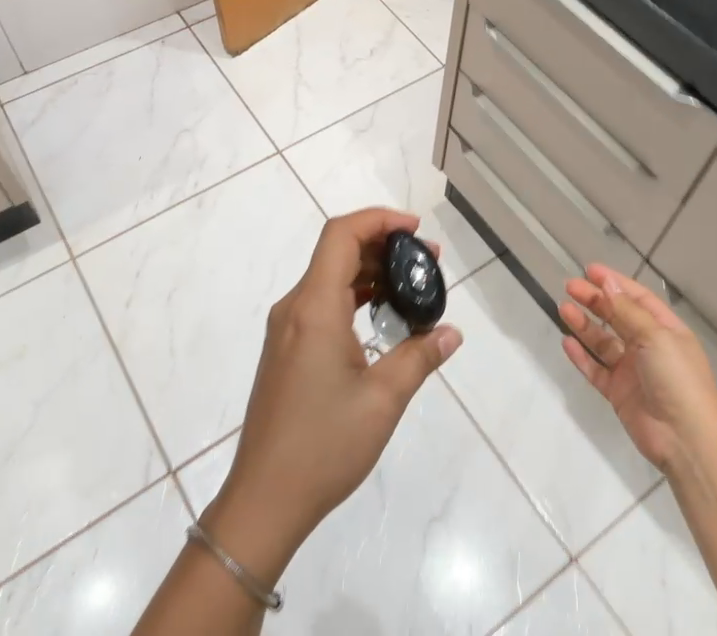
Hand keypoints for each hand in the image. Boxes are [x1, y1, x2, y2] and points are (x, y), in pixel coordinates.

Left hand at [206, 208, 463, 568]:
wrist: (266, 497)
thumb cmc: (325, 445)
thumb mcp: (383, 399)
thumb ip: (419, 357)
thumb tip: (450, 333)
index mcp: (314, 308)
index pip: (341, 235)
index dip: (379, 220)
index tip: (417, 231)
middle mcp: (295, 309)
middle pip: (336, 252)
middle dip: (383, 247)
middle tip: (428, 264)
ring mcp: (287, 330)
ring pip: (329, 279)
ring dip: (370, 273)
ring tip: (413, 288)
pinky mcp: (287, 351)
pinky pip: (322, 305)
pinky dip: (354, 298)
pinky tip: (384, 319)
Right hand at [559, 264, 716, 470]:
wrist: (685, 437)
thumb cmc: (677, 378)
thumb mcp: (655, 336)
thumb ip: (627, 310)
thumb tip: (607, 282)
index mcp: (666, 330)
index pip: (637, 299)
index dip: (614, 283)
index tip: (588, 271)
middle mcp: (649, 347)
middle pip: (617, 318)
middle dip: (594, 301)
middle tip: (569, 288)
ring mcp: (633, 371)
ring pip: (603, 342)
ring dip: (585, 326)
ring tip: (563, 309)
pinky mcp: (619, 393)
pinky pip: (596, 370)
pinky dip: (582, 357)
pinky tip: (567, 343)